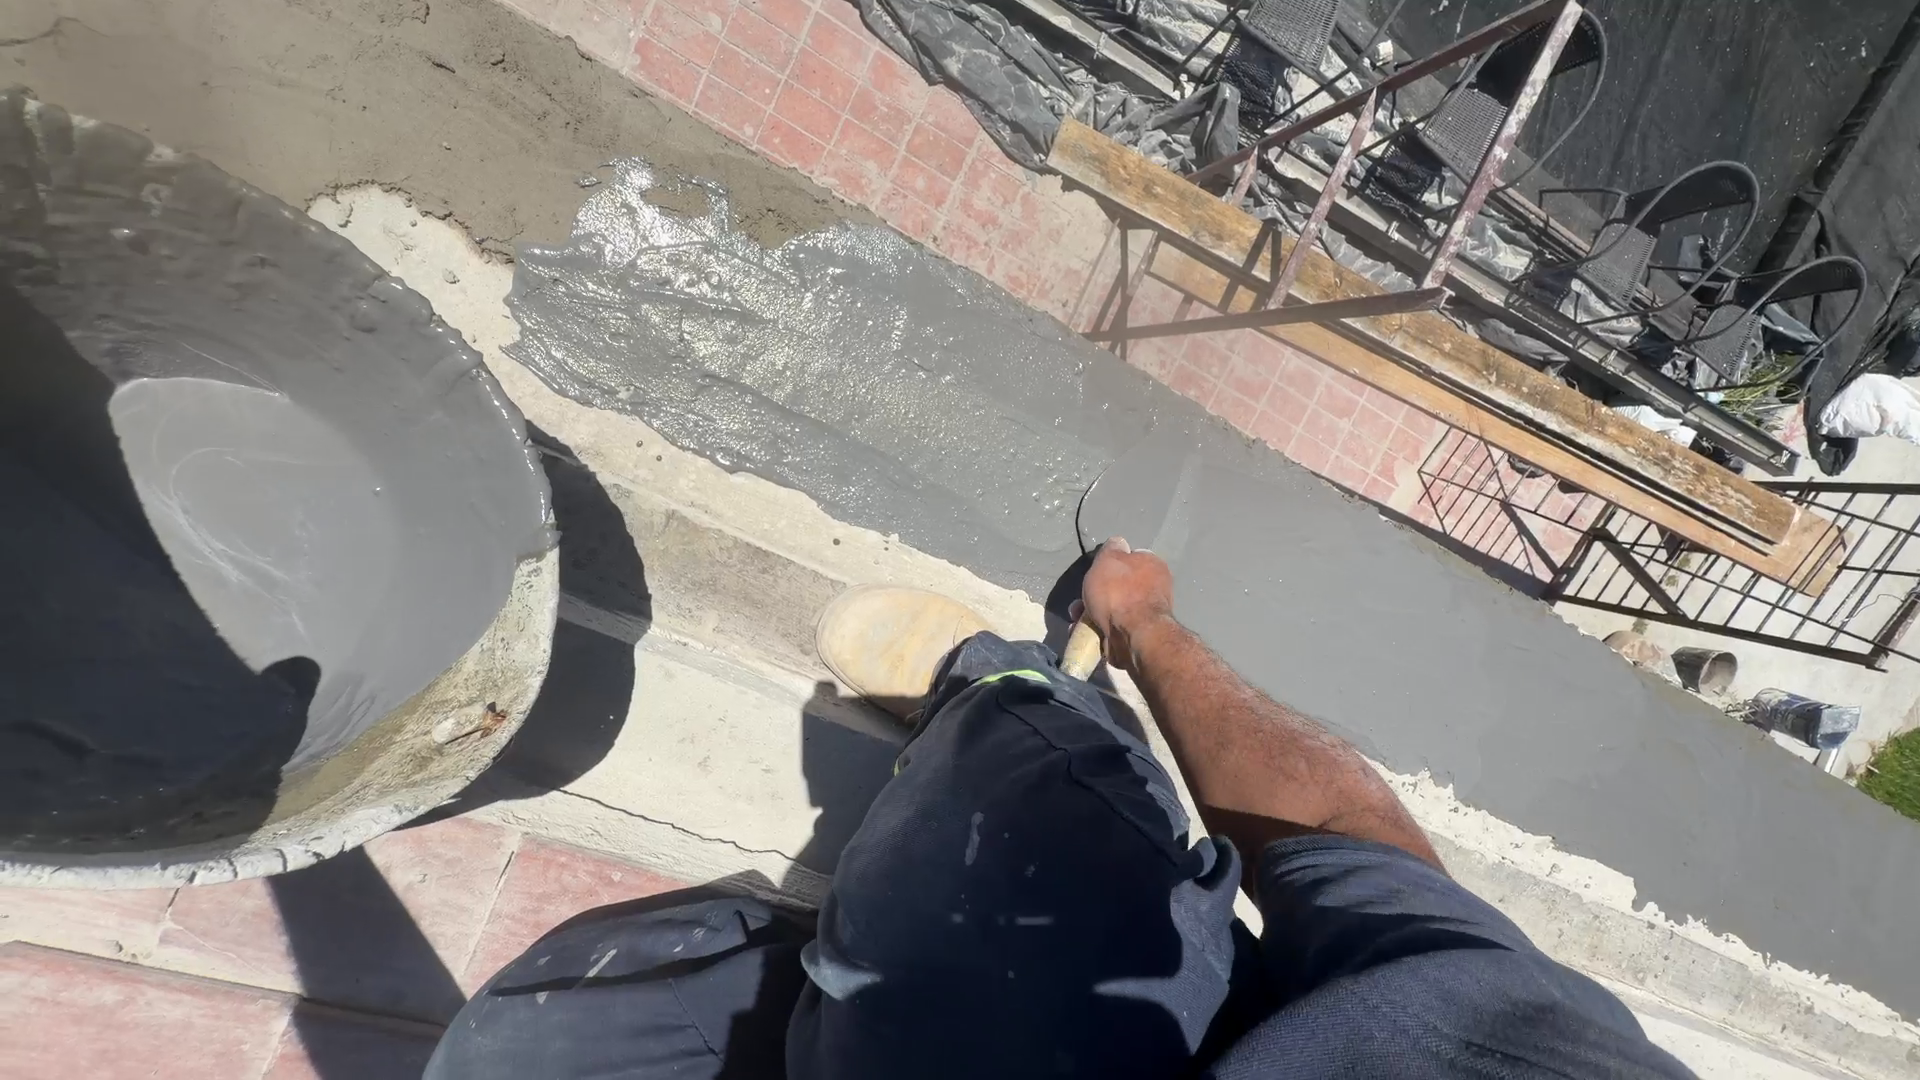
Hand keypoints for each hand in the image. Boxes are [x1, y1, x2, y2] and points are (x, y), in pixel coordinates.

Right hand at [1073, 538, 1175, 671]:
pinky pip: (1113, 628)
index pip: (1129, 559)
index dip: (1108, 566)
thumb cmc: (1118, 592)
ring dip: (1091, 614)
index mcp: (1152, 565)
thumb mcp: (1108, 559)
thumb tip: (1118, 543)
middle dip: (1094, 595)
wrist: (1133, 635)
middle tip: (1079, 602)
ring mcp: (1146, 614)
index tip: (1093, 574)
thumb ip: (1111, 548)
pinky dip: (1097, 629)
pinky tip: (1085, 632)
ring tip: (1076, 620)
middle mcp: (1154, 588)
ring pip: (1112, 609)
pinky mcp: (1138, 635)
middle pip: (1117, 587)